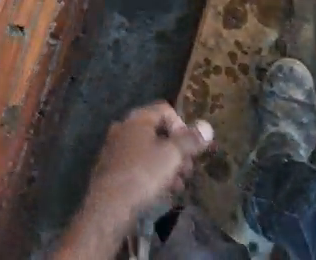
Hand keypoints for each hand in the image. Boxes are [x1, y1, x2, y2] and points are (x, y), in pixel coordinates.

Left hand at [82, 103, 212, 222]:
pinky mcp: (111, 169)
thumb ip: (190, 141)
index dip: (182, 126)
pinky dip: (152, 174)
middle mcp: (124, 128)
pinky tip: (161, 192)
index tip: (191, 148)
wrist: (108, 206)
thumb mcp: (172, 156)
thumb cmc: (143, 174)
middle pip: (157, 131)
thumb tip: (207, 126)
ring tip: (178, 186)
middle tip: (188, 170)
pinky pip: (137, 165)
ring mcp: (115, 148)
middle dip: (176, 150)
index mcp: (137, 119)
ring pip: (148, 151)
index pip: (165, 110)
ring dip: (166, 165)